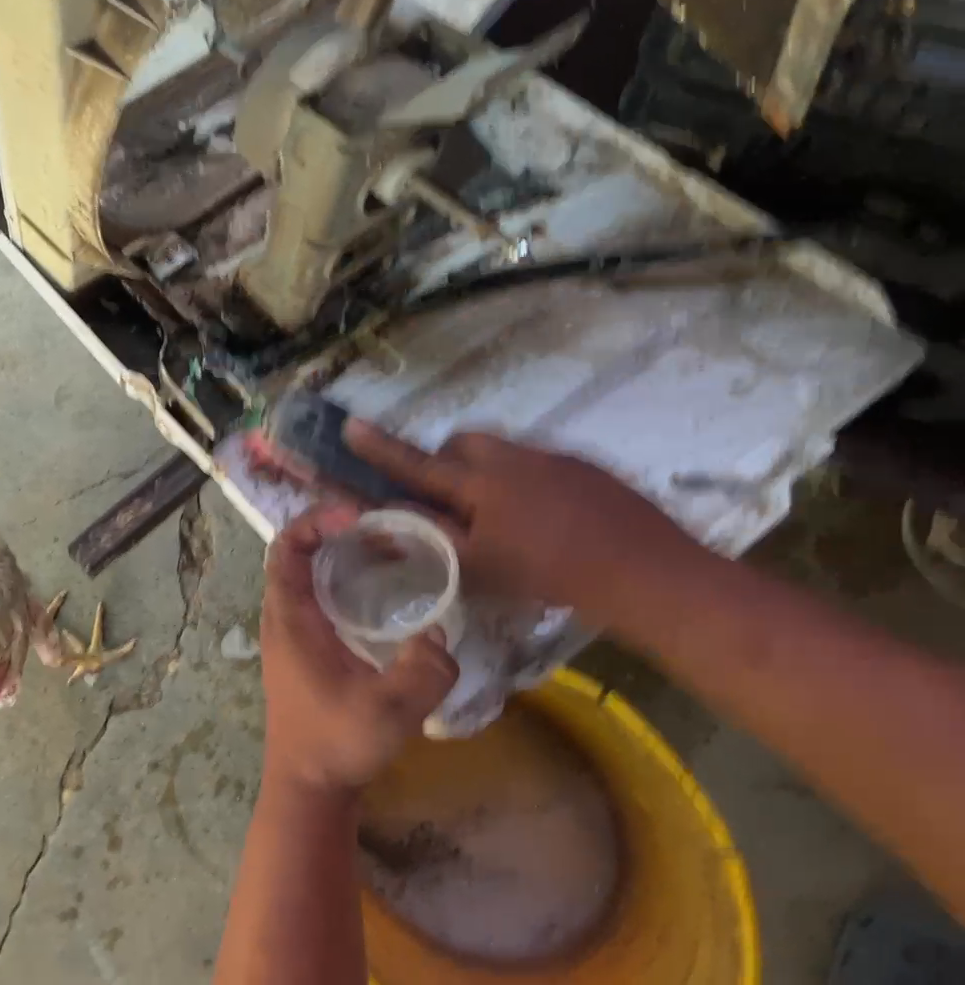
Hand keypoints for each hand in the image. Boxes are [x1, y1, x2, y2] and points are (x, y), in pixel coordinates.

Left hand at [259, 503, 458, 793]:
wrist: (307, 783)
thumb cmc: (336, 742)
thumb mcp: (389, 710)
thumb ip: (423, 672)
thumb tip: (437, 635)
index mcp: (289, 618)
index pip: (286, 549)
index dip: (315, 522)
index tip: (359, 517)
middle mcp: (284, 617)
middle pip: (298, 555)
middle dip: (338, 533)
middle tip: (387, 531)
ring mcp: (292, 633)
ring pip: (311, 576)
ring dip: (345, 558)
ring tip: (393, 551)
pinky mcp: (306, 649)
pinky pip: (321, 598)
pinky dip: (348, 583)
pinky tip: (386, 594)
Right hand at [342, 420, 705, 615]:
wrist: (652, 576)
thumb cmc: (551, 575)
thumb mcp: (477, 566)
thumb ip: (428, 536)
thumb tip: (387, 519)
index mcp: (480, 483)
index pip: (415, 462)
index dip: (380, 448)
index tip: (351, 426)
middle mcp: (514, 458)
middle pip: (462, 442)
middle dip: (444, 459)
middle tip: (446, 496)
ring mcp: (556, 458)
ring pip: (502, 451)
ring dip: (486, 471)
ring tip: (498, 514)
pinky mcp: (590, 469)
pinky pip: (540, 463)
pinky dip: (525, 483)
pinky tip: (544, 521)